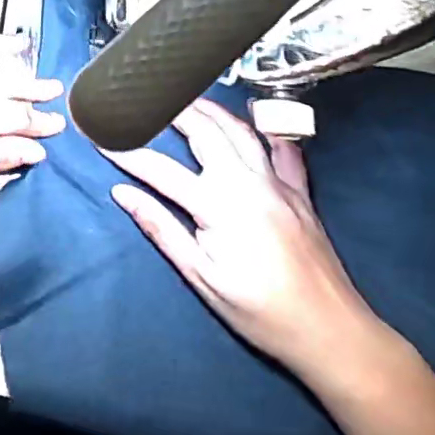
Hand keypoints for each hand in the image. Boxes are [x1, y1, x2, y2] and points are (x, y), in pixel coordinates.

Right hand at [104, 99, 386, 379]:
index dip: (124, 153)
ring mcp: (280, 186)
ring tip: (185, 97)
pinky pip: (284, 150)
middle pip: (205, 132)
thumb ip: (161, 228)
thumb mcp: (201, 277)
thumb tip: (121, 193)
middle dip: (170, 111)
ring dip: (210, 110)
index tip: (97, 138)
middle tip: (143, 98)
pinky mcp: (300, 195)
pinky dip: (266, 128)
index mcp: (221, 206)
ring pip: (241, 132)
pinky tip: (254, 114)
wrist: (336, 337)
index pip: (159, 169)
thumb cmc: (262, 313)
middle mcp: (250, 185)